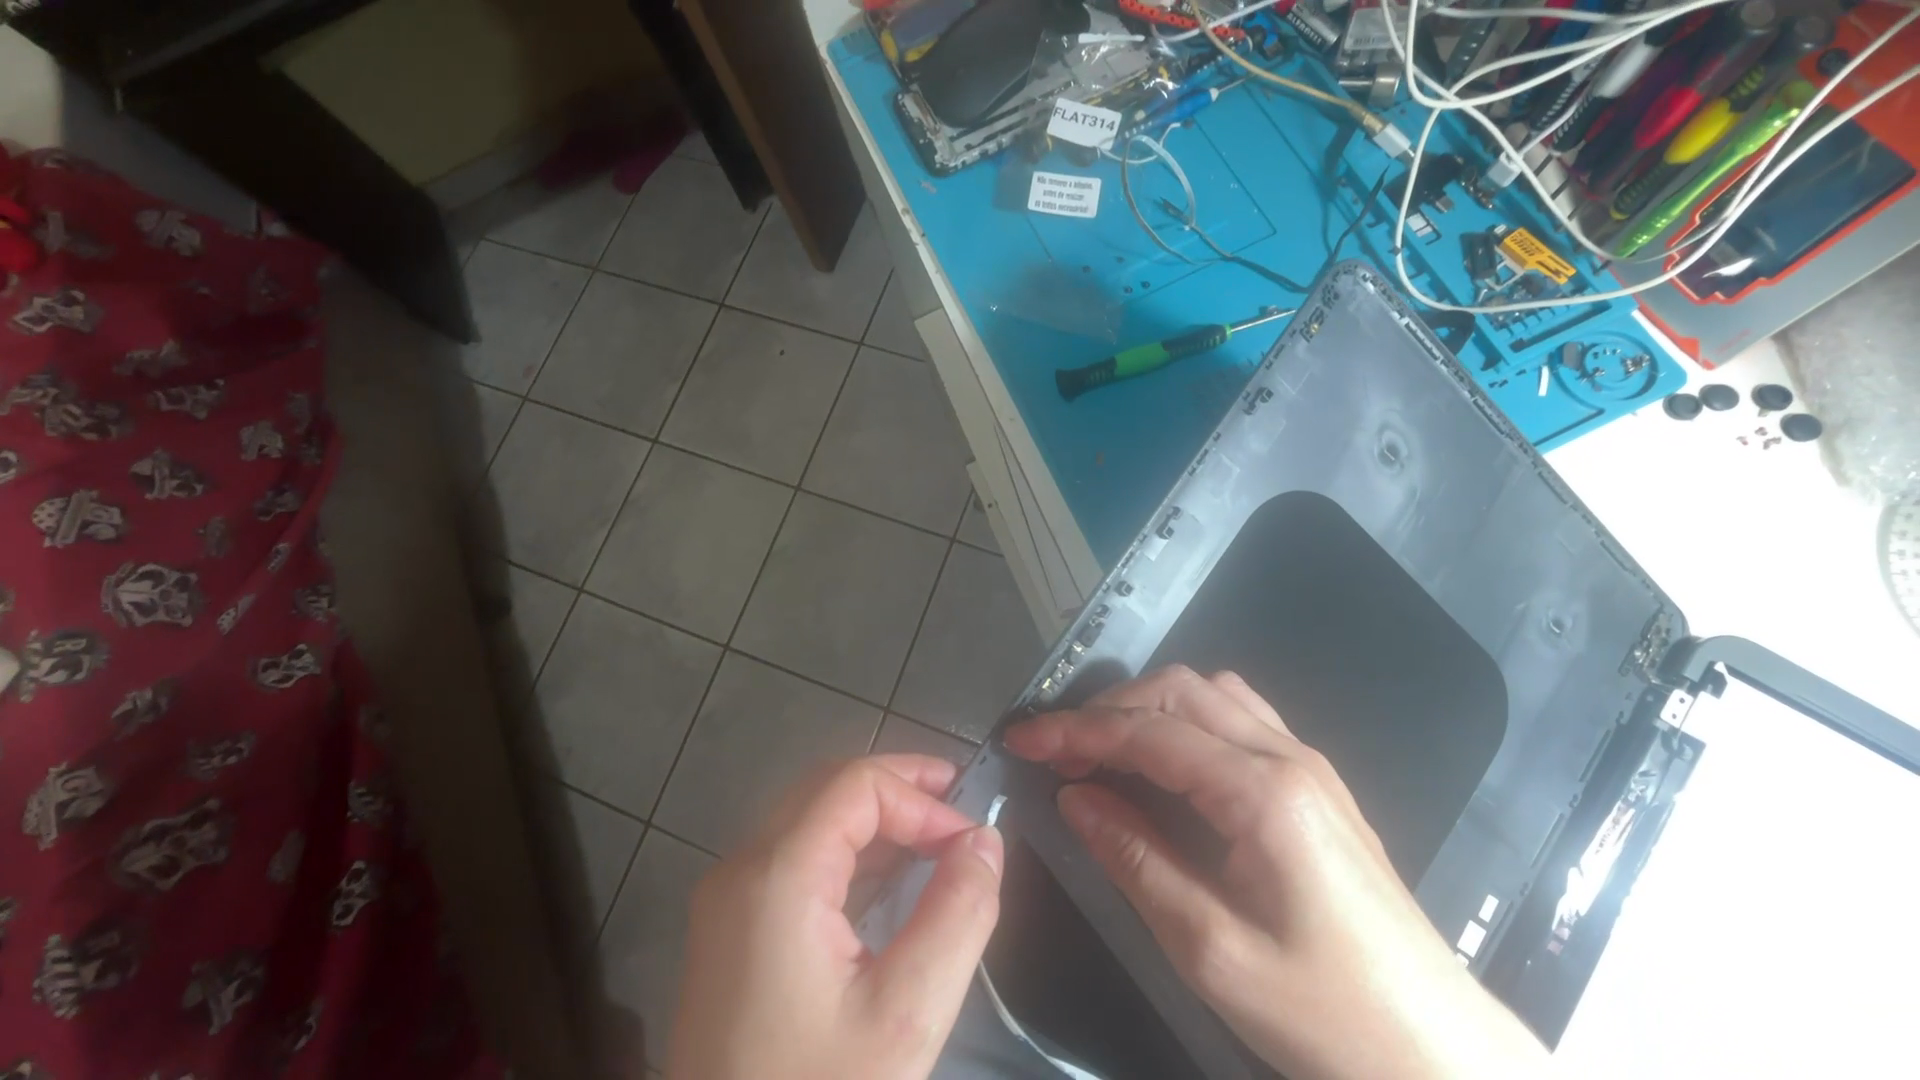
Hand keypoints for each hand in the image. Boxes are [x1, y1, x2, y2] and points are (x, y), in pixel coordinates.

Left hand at [665, 755, 1003, 1079]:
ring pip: (809, 820)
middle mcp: (741, 870)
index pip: (855, 785)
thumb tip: (983, 841)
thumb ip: (956, 915)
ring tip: (937, 839)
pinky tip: (891, 880)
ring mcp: (727, 900)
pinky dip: (849, 852)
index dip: (921, 798)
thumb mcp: (905, 1015)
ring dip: (875, 818)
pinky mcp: (730, 931)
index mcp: (776, 876)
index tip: (972, 841)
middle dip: (899, 790)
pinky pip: (794, 860)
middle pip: (827, 789)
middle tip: (961, 808)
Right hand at [1004, 666, 1550, 1079]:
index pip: (1150, 733)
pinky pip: (1240, 720)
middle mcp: (1289, 757)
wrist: (1436, 1046)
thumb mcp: (1209, 949)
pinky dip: (1186, 722)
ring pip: (1212, 696)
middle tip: (1053, 751)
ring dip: (1147, 708)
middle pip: (1180, 693)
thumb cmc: (1323, 1010)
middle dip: (1106, 710)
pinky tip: (1165, 765)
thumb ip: (1135, 860)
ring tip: (1099, 751)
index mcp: (1263, 793)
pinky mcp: (1319, 786)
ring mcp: (1310, 766)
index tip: (1021, 741)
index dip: (1076, 731)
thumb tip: (1074, 797)